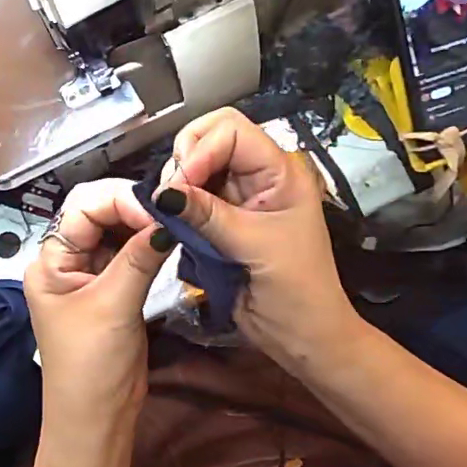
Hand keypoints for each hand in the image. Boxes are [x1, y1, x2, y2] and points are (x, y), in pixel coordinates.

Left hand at [23, 180, 174, 443]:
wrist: (97, 419)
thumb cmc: (91, 365)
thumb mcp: (113, 306)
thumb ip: (139, 259)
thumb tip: (167, 216)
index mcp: (50, 260)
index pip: (82, 208)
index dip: (118, 201)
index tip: (157, 211)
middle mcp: (66, 261)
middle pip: (98, 214)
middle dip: (132, 207)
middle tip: (170, 212)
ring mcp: (90, 275)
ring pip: (116, 232)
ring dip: (143, 224)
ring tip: (174, 222)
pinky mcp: (113, 289)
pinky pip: (130, 254)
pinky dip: (149, 245)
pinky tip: (169, 239)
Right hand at [156, 108, 362, 373]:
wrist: (303, 335)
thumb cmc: (298, 291)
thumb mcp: (255, 246)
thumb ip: (208, 216)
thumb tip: (163, 193)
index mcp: (280, 171)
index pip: (230, 131)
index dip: (200, 150)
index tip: (181, 185)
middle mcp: (257, 176)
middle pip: (209, 139)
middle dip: (184, 161)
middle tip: (171, 195)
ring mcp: (237, 198)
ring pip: (194, 168)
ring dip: (177, 185)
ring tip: (170, 212)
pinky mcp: (219, 220)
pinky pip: (188, 199)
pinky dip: (175, 207)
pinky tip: (173, 222)